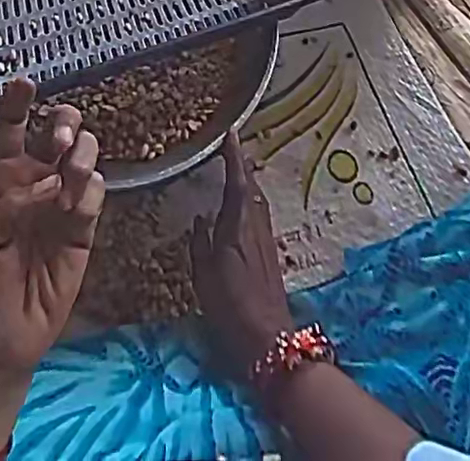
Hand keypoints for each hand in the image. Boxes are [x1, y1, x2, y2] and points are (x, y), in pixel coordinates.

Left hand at [0, 80, 103, 448]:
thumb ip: (4, 207)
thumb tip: (45, 181)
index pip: (9, 135)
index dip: (17, 108)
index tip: (24, 83)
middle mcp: (33, 184)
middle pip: (55, 136)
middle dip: (62, 125)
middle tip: (61, 136)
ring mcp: (60, 204)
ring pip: (81, 158)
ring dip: (80, 153)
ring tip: (71, 167)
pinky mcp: (82, 228)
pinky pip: (92, 196)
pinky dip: (88, 190)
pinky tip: (76, 199)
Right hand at [190, 137, 293, 375]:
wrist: (268, 337)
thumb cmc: (230, 306)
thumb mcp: (204, 275)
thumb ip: (200, 243)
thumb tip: (199, 218)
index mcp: (238, 225)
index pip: (237, 180)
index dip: (234, 155)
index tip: (230, 132)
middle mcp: (256, 224)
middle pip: (251, 185)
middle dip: (241, 164)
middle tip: (229, 146)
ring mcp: (265, 237)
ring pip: (256, 198)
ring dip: (246, 180)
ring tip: (234, 167)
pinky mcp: (269, 249)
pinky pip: (258, 211)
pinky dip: (249, 198)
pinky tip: (242, 203)